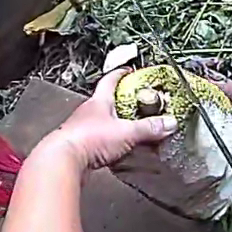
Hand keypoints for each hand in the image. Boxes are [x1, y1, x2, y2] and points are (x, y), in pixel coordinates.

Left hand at [36, 68, 177, 170]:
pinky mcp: (79, 146)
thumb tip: (169, 123)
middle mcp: (88, 112)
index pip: (110, 80)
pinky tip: (117, 150)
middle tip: (137, 105)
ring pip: (101, 122)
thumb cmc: (88, 139)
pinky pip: (97, 140)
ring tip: (130, 131)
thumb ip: (149, 128)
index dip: (120, 74)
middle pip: (106, 102)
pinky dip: (108, 142)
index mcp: (99, 101)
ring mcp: (81, 129)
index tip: (129, 71)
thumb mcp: (127, 131)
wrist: (62, 160)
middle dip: (121, 103)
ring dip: (114, 125)